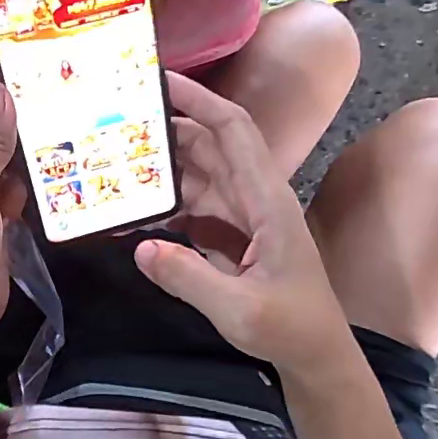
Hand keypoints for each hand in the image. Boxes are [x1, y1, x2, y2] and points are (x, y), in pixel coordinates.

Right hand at [134, 74, 350, 372]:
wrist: (317, 356)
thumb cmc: (290, 328)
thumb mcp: (239, 309)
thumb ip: (189, 277)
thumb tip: (140, 245)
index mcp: (267, 200)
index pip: (234, 131)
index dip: (201, 100)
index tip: (162, 82)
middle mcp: (256, 197)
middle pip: (211, 146)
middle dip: (170, 132)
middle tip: (120, 126)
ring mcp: (245, 215)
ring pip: (201, 174)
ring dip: (166, 168)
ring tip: (120, 164)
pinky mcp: (234, 235)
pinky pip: (198, 205)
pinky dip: (171, 203)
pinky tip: (141, 211)